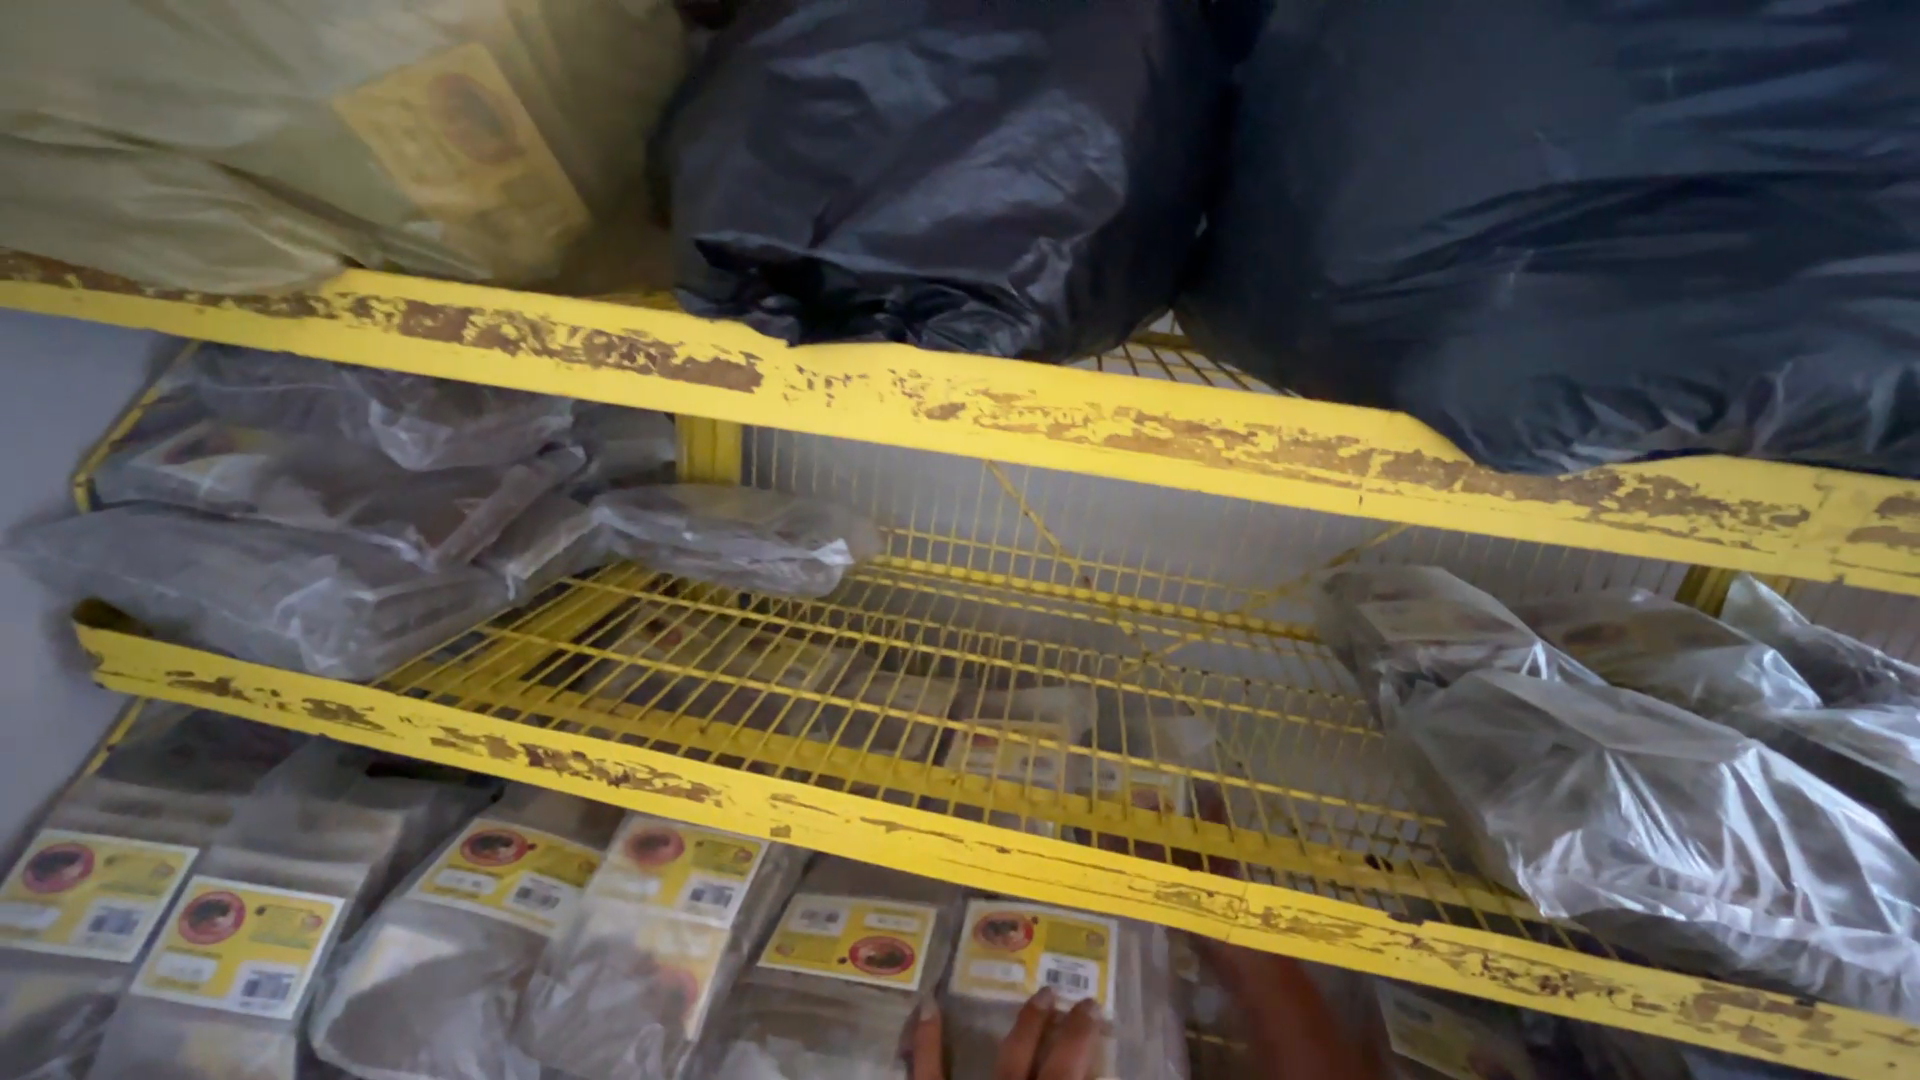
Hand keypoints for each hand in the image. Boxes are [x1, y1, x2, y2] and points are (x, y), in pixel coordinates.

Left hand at [912, 987, 1102, 1079]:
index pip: (1070, 1070)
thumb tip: (1091, 1069)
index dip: (1084, 1038)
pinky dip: (925, 1039)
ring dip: (1026, 1026)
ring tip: (1039, 996)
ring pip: (1008, 1058)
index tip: (1093, 1009)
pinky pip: (929, 1072)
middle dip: (1066, 1030)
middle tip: (1077, 1000)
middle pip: (1048, 1061)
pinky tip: (928, 1005)